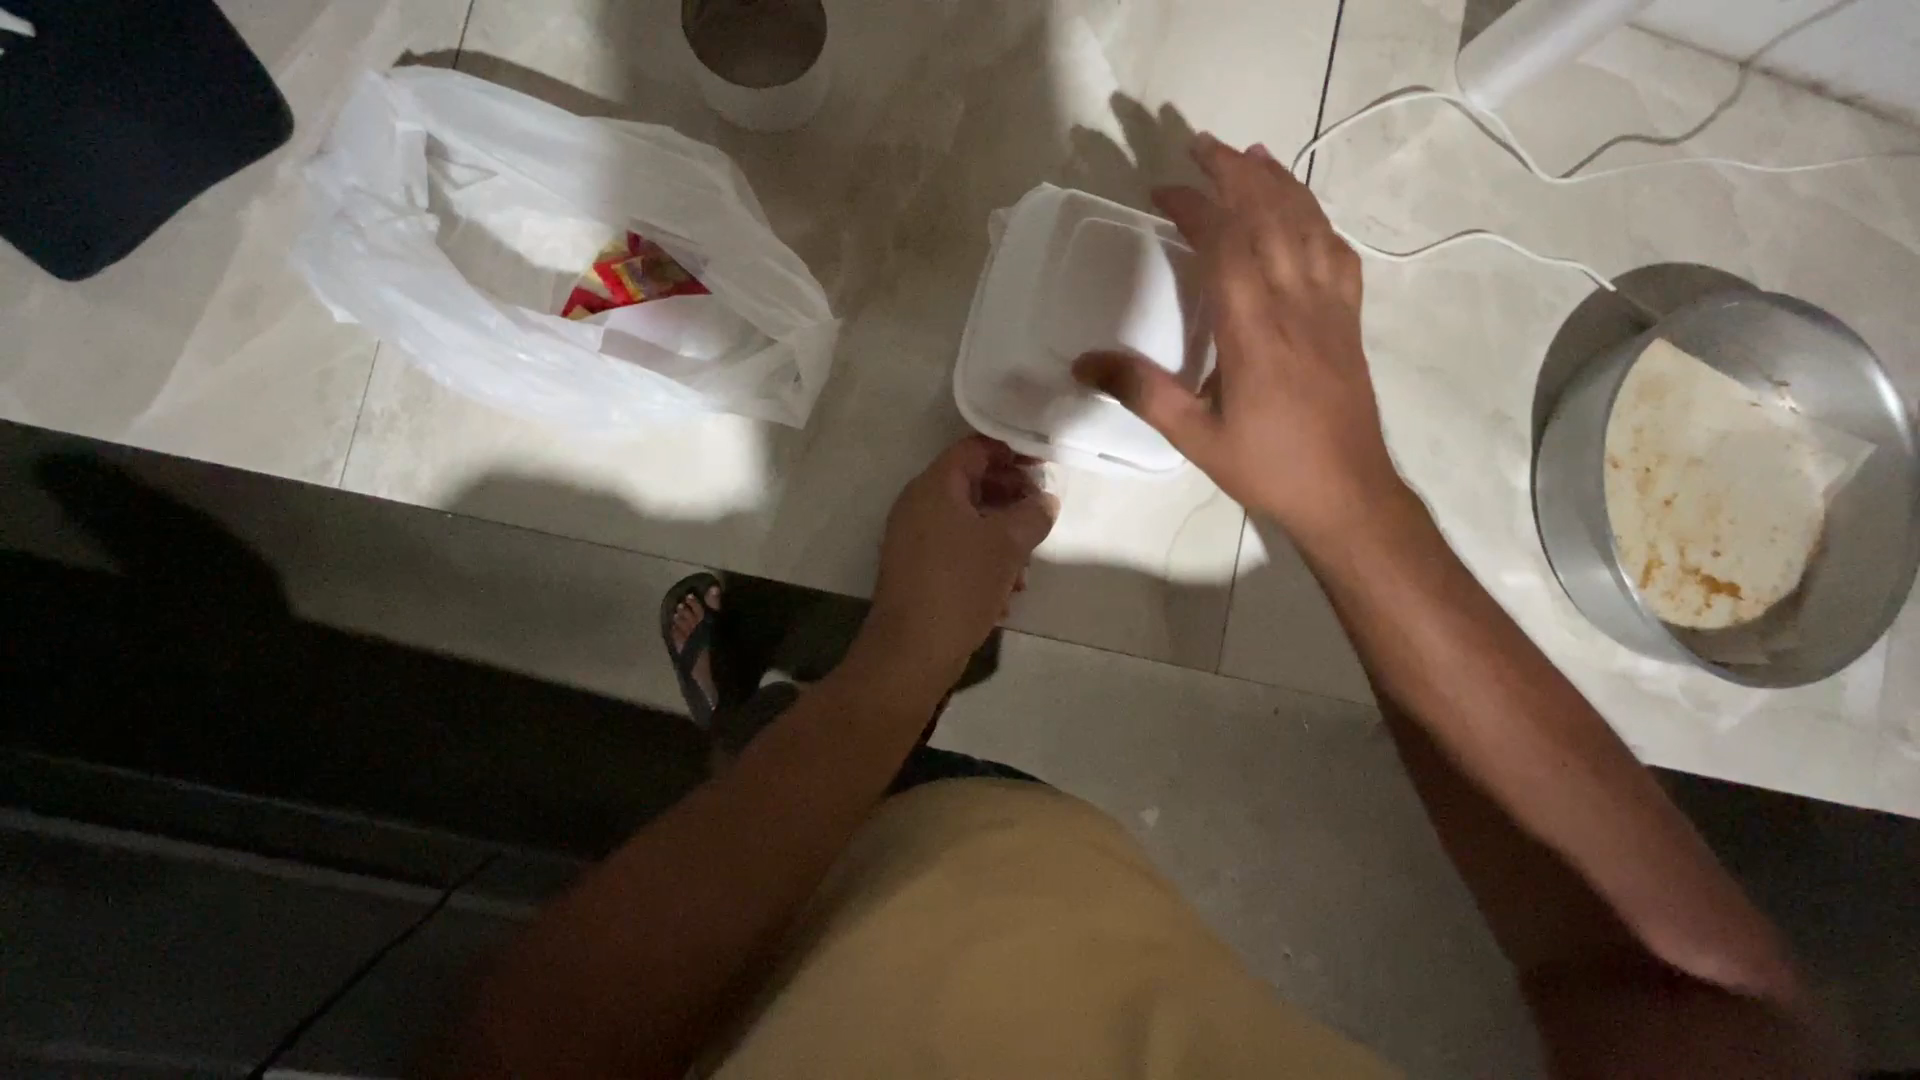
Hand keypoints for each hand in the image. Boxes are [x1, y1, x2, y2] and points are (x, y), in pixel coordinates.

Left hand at [861, 436, 1058, 685]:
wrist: (911, 651)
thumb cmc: (960, 585)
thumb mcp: (1007, 545)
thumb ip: (1032, 515)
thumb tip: (1045, 501)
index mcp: (933, 487)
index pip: (974, 449)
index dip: (1011, 453)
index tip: (1043, 468)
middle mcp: (917, 507)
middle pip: (970, 485)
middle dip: (1010, 499)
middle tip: (1040, 515)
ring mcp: (913, 540)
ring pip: (966, 523)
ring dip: (1001, 537)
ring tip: (1025, 567)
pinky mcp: (916, 572)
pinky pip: (955, 552)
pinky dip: (982, 562)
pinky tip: (1004, 592)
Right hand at [1073, 135, 1406, 543]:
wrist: (1347, 492)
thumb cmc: (1268, 466)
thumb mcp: (1193, 437)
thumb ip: (1141, 392)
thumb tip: (1083, 362)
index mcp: (1254, 328)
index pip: (1225, 244)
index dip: (1195, 207)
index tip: (1162, 190)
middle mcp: (1296, 303)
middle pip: (1270, 216)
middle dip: (1236, 173)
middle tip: (1203, 145)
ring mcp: (1330, 307)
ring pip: (1308, 224)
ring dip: (1278, 183)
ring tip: (1250, 155)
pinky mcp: (1348, 319)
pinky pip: (1336, 252)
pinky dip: (1316, 219)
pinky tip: (1303, 213)